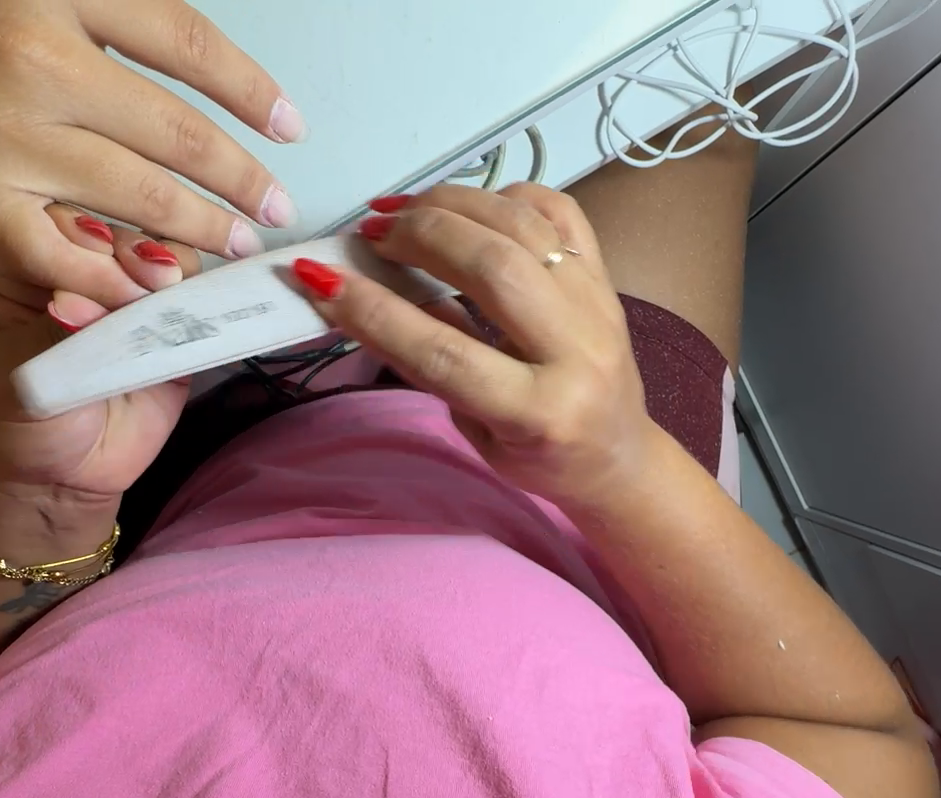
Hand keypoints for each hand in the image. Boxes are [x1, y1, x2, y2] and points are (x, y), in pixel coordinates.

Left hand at [0, 205, 200, 558]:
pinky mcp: (173, 336)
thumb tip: (96, 299)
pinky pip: (194, 307)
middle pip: (117, 230)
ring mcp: (131, 302)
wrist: (56, 482)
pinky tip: (201, 300)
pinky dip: (202, 299)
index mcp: (24, 263)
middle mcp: (82, 272)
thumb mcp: (18, 373)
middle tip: (148, 270)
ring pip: (164, 259)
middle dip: (134, 244)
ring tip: (168, 284)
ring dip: (171, 266)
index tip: (96, 250)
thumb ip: (58, 331)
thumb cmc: (13, 424)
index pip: (55, 221)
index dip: (81, 230)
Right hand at [292, 183, 662, 507]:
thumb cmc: (539, 459)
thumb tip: (368, 299)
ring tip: (404, 210)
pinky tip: (469, 207)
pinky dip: (506, 196)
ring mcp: (599, 307)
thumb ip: (432, 367)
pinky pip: (559, 212)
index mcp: (540, 412)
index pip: (444, 352)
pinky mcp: (607, 279)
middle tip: (373, 233)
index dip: (376, 311)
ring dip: (453, 204)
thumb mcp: (476, 432)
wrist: (617, 455)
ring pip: (524, 226)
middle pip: (492, 268)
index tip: (323, 277)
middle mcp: (577, 352)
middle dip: (419, 237)